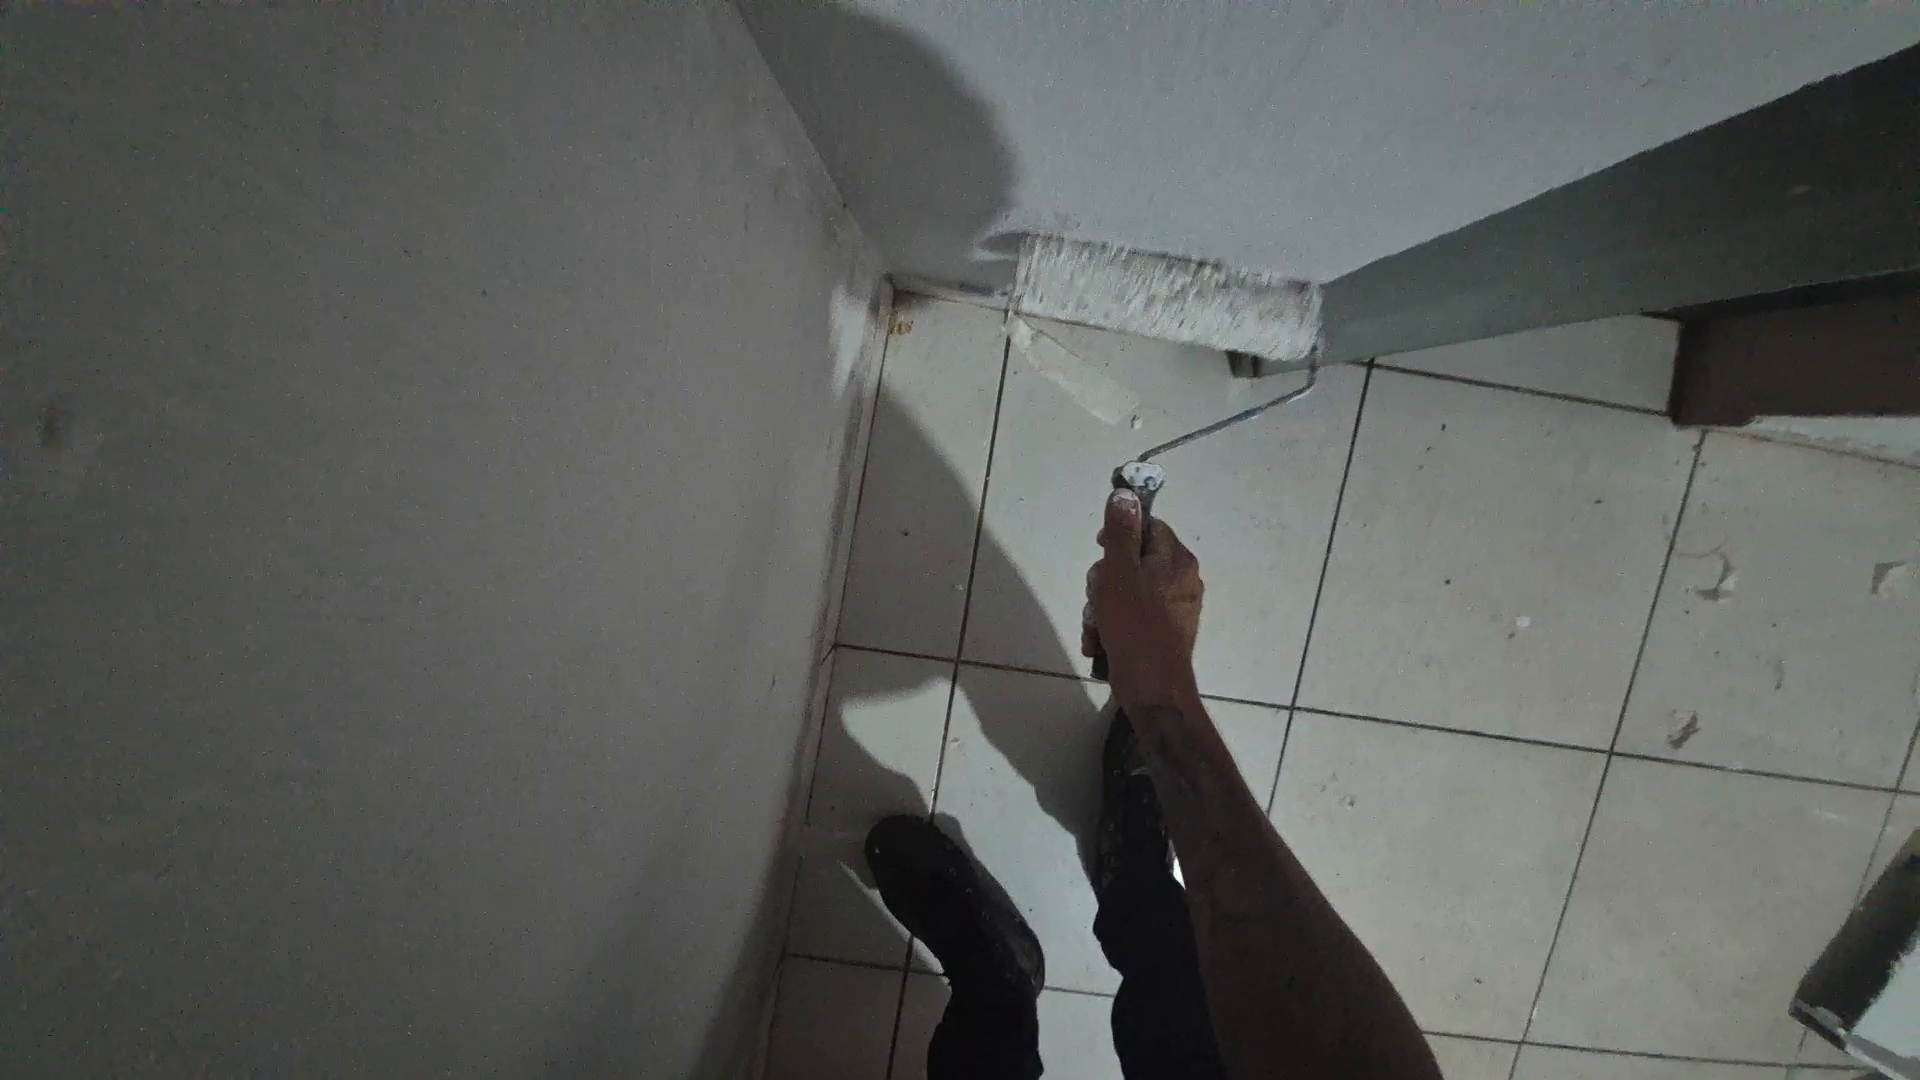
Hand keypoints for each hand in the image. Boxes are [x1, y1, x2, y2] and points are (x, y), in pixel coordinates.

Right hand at [1083, 488, 1203, 709]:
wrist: (1152, 689)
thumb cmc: (1134, 626)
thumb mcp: (1119, 572)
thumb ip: (1120, 533)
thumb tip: (1125, 494)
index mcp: (1177, 559)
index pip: (1148, 526)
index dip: (1118, 535)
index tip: (1098, 550)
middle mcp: (1182, 579)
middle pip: (1134, 560)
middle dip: (1105, 579)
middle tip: (1096, 596)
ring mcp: (1175, 608)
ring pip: (1129, 591)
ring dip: (1104, 606)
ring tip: (1096, 626)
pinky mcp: (1165, 632)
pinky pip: (1134, 616)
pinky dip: (1114, 625)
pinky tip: (1101, 641)